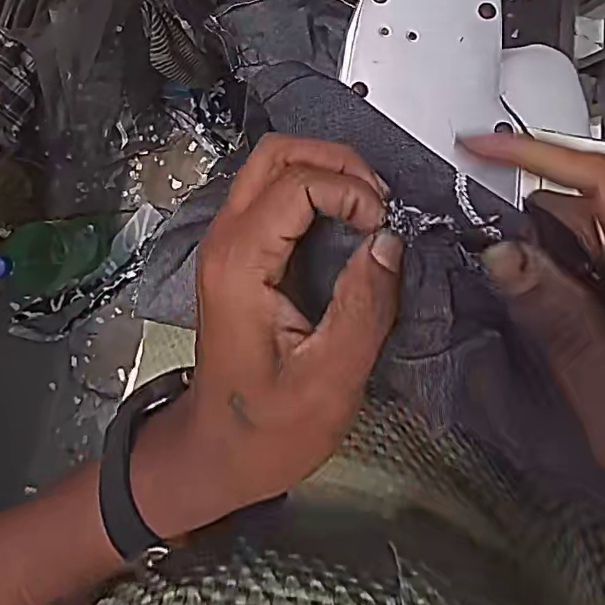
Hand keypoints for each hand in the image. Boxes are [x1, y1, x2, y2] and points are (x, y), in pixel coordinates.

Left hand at [130, 135, 404, 538]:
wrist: (215, 450)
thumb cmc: (264, 429)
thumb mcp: (329, 381)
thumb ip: (364, 307)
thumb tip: (389, 242)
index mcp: (240, 264)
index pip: (295, 184)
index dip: (349, 191)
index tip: (382, 226)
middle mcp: (226, 239)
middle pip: (276, 154)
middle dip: (336, 160)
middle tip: (378, 197)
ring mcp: (230, 240)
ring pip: (273, 163)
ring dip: (326, 167)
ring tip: (369, 202)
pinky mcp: (242, 249)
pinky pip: (276, 189)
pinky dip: (317, 185)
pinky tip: (349, 213)